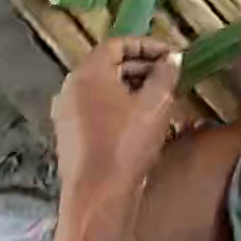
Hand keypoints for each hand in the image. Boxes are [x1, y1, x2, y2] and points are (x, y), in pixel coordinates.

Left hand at [51, 37, 181, 197]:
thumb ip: (165, 74)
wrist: (98, 197)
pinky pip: (98, 108)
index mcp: (87, 74)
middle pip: (109, 65)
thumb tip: (172, 58)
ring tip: (163, 96)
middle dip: (143, 66)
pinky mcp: (71, 135)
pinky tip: (144, 119)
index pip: (117, 44)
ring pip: (104, 88)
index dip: (147, 45)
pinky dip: (121, 105)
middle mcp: (71, 88)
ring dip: (134, 86)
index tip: (171, 55)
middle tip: (171, 74)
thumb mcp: (156, 104)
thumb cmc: (127, 143)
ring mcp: (68, 113)